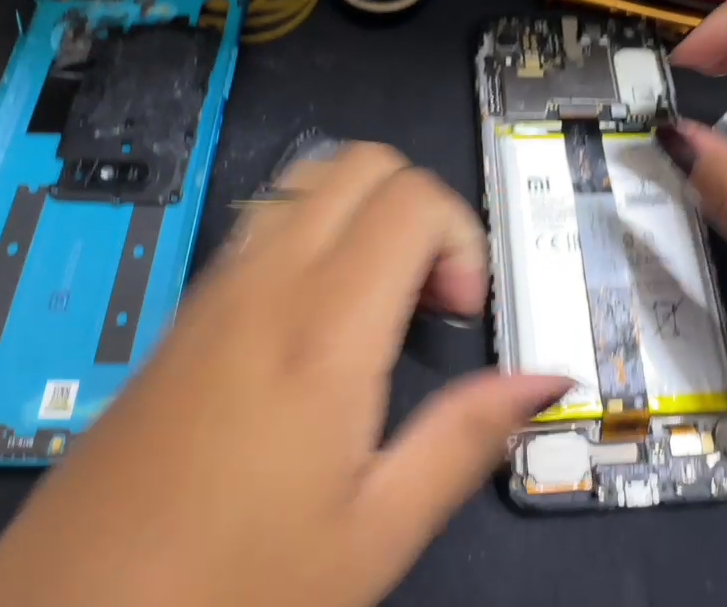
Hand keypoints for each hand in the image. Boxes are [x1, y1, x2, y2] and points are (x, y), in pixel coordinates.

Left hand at [0, 144, 569, 606]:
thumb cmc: (228, 584)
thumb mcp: (374, 529)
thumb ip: (465, 437)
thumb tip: (539, 382)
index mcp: (324, 329)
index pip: (412, 199)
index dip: (461, 237)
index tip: (461, 312)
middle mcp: (266, 285)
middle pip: (360, 162)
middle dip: (417, 206)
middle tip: (428, 296)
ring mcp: (217, 289)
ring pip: (307, 179)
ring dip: (363, 213)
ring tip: (378, 304)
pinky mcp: (186, 311)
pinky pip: (264, 223)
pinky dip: (314, 234)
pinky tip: (318, 325)